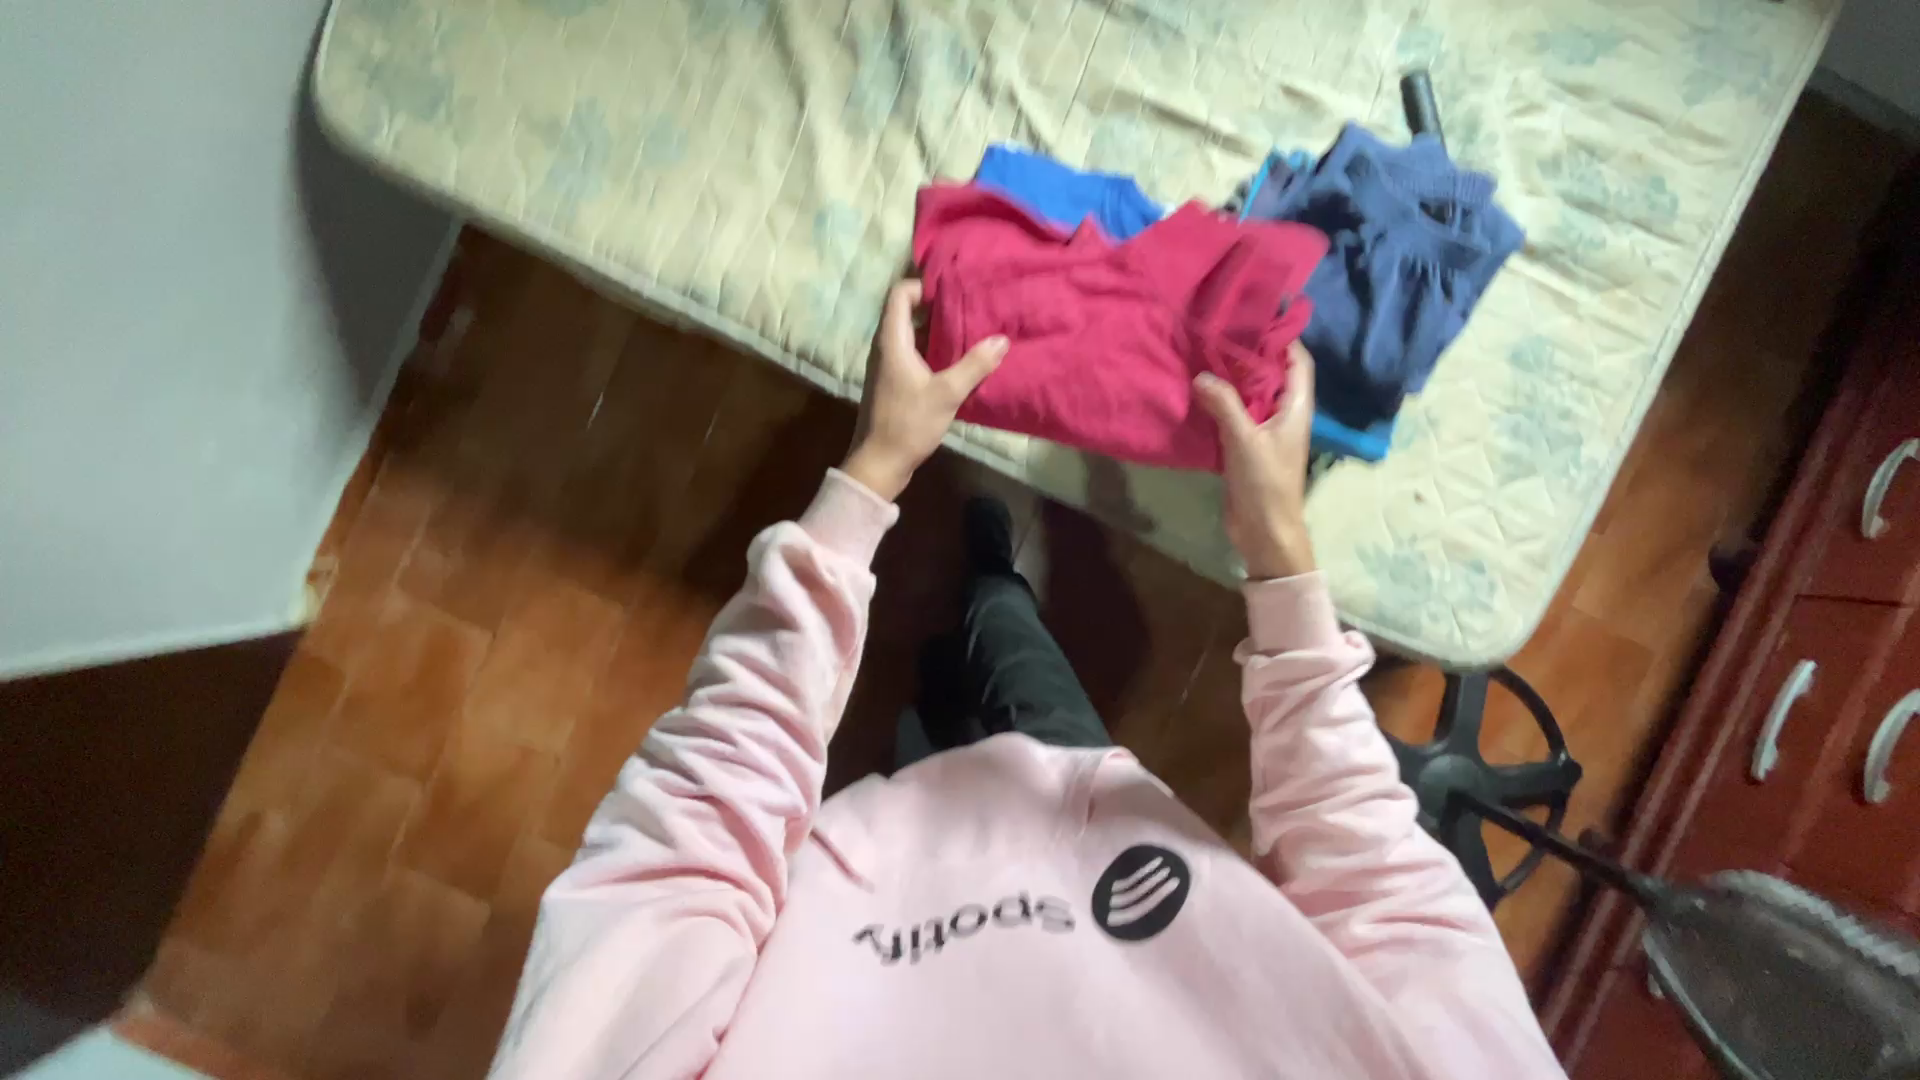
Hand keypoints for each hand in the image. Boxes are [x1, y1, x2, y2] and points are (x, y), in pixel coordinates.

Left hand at [843, 280, 1008, 500]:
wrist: (879, 463)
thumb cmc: (908, 424)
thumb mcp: (947, 393)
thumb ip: (974, 365)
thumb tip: (1002, 339)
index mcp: (892, 341)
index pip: (900, 293)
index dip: (924, 286)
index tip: (953, 291)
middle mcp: (886, 348)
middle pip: (908, 313)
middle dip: (938, 308)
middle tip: (969, 308)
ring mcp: (888, 367)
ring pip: (913, 336)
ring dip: (938, 333)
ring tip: (970, 331)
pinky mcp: (893, 384)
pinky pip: (914, 356)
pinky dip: (934, 353)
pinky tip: (958, 363)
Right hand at [1192, 343, 1316, 579]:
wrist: (1264, 531)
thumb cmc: (1265, 483)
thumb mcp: (1244, 440)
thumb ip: (1224, 405)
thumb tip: (1201, 376)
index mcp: (1296, 407)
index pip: (1296, 360)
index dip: (1280, 338)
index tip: (1252, 319)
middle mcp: (1284, 414)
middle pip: (1271, 374)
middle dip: (1248, 355)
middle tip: (1217, 334)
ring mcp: (1265, 432)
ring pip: (1250, 396)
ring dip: (1231, 380)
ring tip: (1202, 358)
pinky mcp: (1246, 448)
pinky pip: (1234, 417)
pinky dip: (1219, 404)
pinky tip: (1197, 395)